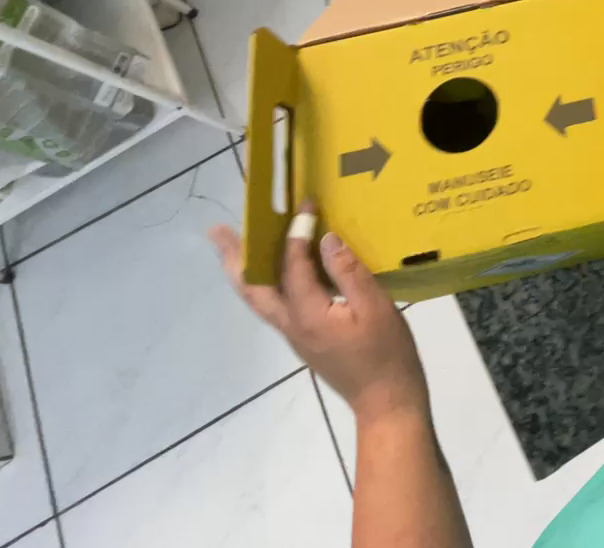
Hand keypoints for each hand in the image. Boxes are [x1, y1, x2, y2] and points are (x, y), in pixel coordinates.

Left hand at [209, 213, 428, 424]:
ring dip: (245, 271)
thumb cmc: (386, 352)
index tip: (305, 203)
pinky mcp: (307, 338)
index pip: (293, 266)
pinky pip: (277, 304)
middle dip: (235, 259)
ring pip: (261, 299)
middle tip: (216, 232)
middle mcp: (292, 324)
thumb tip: (326, 239)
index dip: (297, 232)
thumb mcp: (376, 307)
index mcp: (308, 314)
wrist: (386, 400)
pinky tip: (279, 273)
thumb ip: (349, 272)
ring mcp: (296, 334)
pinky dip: (267, 282)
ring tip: (234, 247)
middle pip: (253, 289)